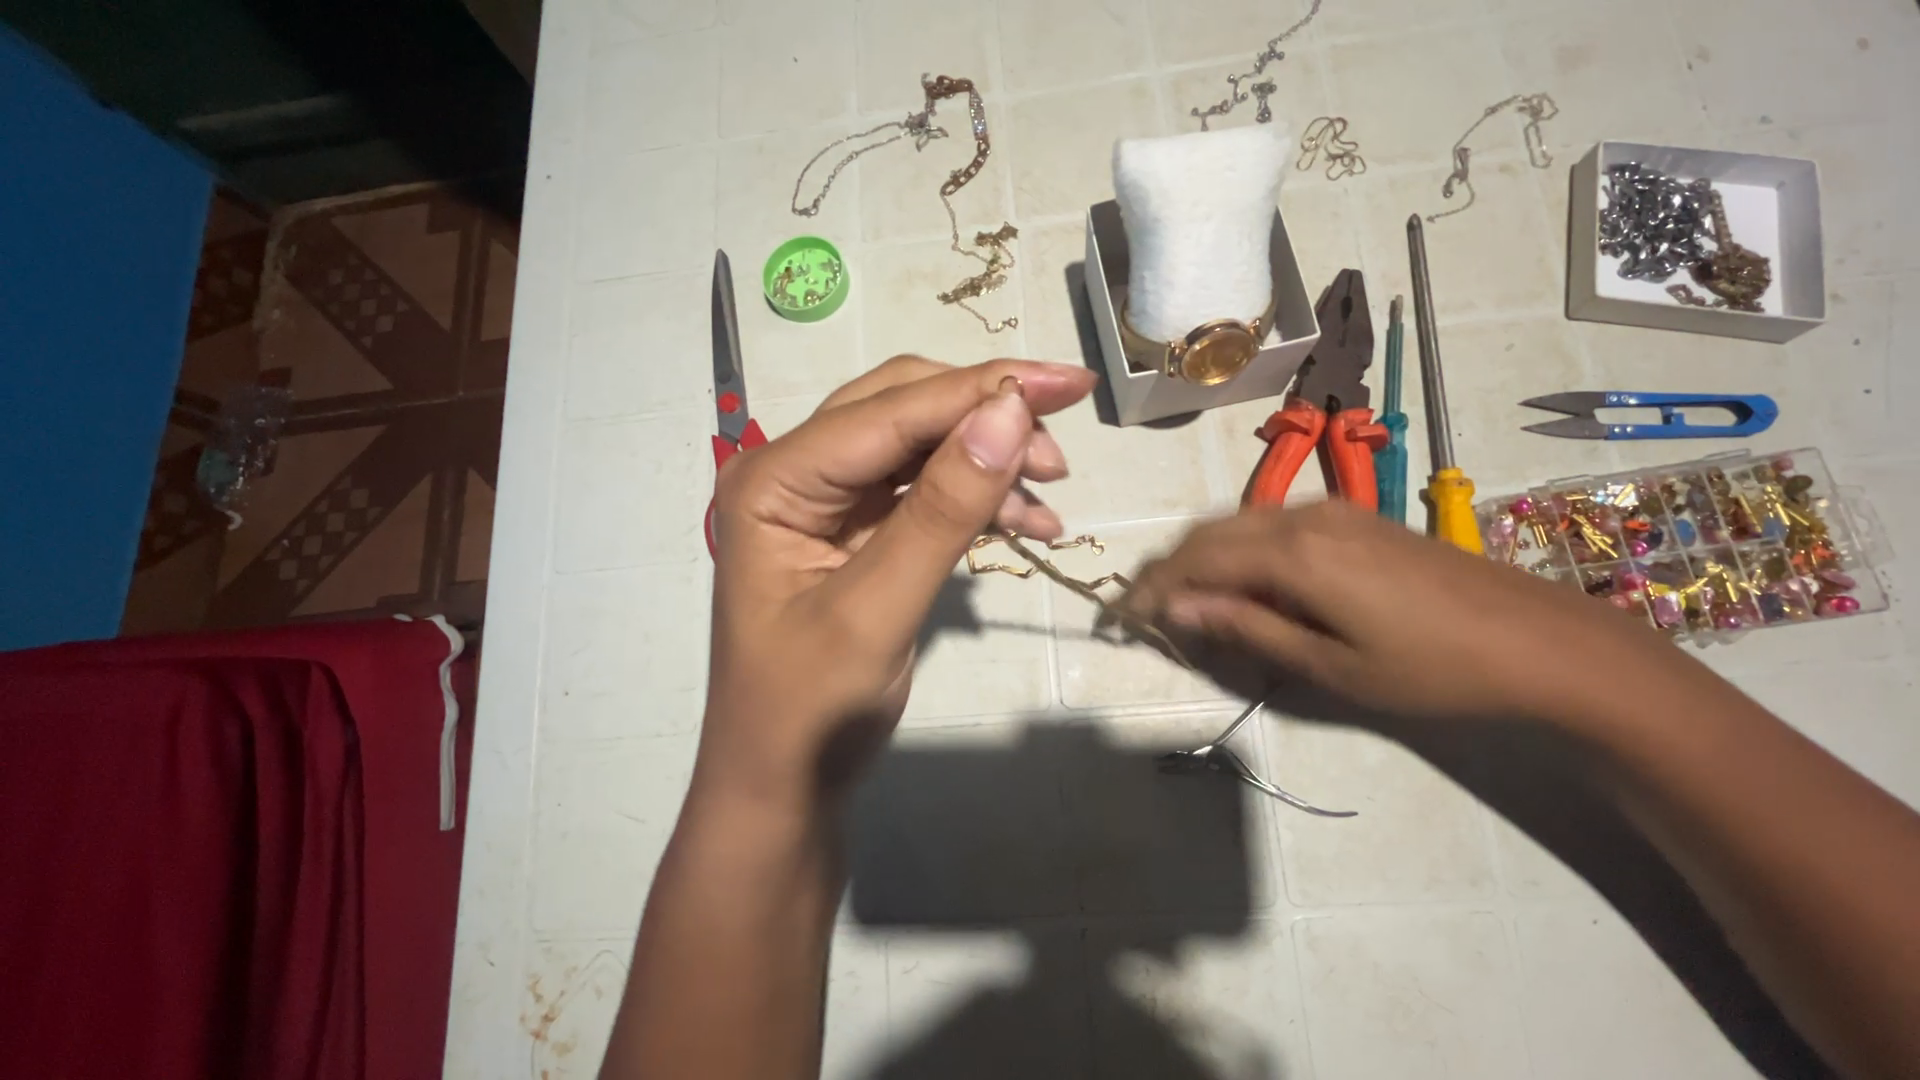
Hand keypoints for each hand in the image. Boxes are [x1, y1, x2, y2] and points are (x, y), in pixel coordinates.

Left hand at [697, 356, 1097, 809]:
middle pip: (904, 410)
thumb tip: (1009, 413)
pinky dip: (977, 501)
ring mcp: (826, 502)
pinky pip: (924, 492)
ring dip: (989, 462)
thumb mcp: (877, 609)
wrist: (781, 785)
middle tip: (1061, 450)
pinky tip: (1028, 525)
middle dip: (987, 419)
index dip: (983, 389)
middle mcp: (796, 472)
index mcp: (777, 478)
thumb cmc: (810, 709)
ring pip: (921, 447)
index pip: (891, 410)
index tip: (1070, 381)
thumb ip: (942, 509)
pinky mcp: (856, 532)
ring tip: (1053, 494)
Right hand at [1120, 500, 1680, 721]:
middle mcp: (1303, 517)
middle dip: (1169, 569)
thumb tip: (1176, 607)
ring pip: (1238, 524)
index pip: (1195, 562)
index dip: (1152, 589)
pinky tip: (1244, 582)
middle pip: (1209, 534)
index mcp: (1293, 554)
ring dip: (1202, 557)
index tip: (1122, 618)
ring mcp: (1333, 512)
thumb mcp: (1330, 666)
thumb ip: (1246, 628)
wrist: (1542, 643)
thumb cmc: (1431, 670)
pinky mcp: (1355, 518)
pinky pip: (1271, 524)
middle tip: (1145, 611)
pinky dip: (1239, 550)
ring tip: (1186, 602)